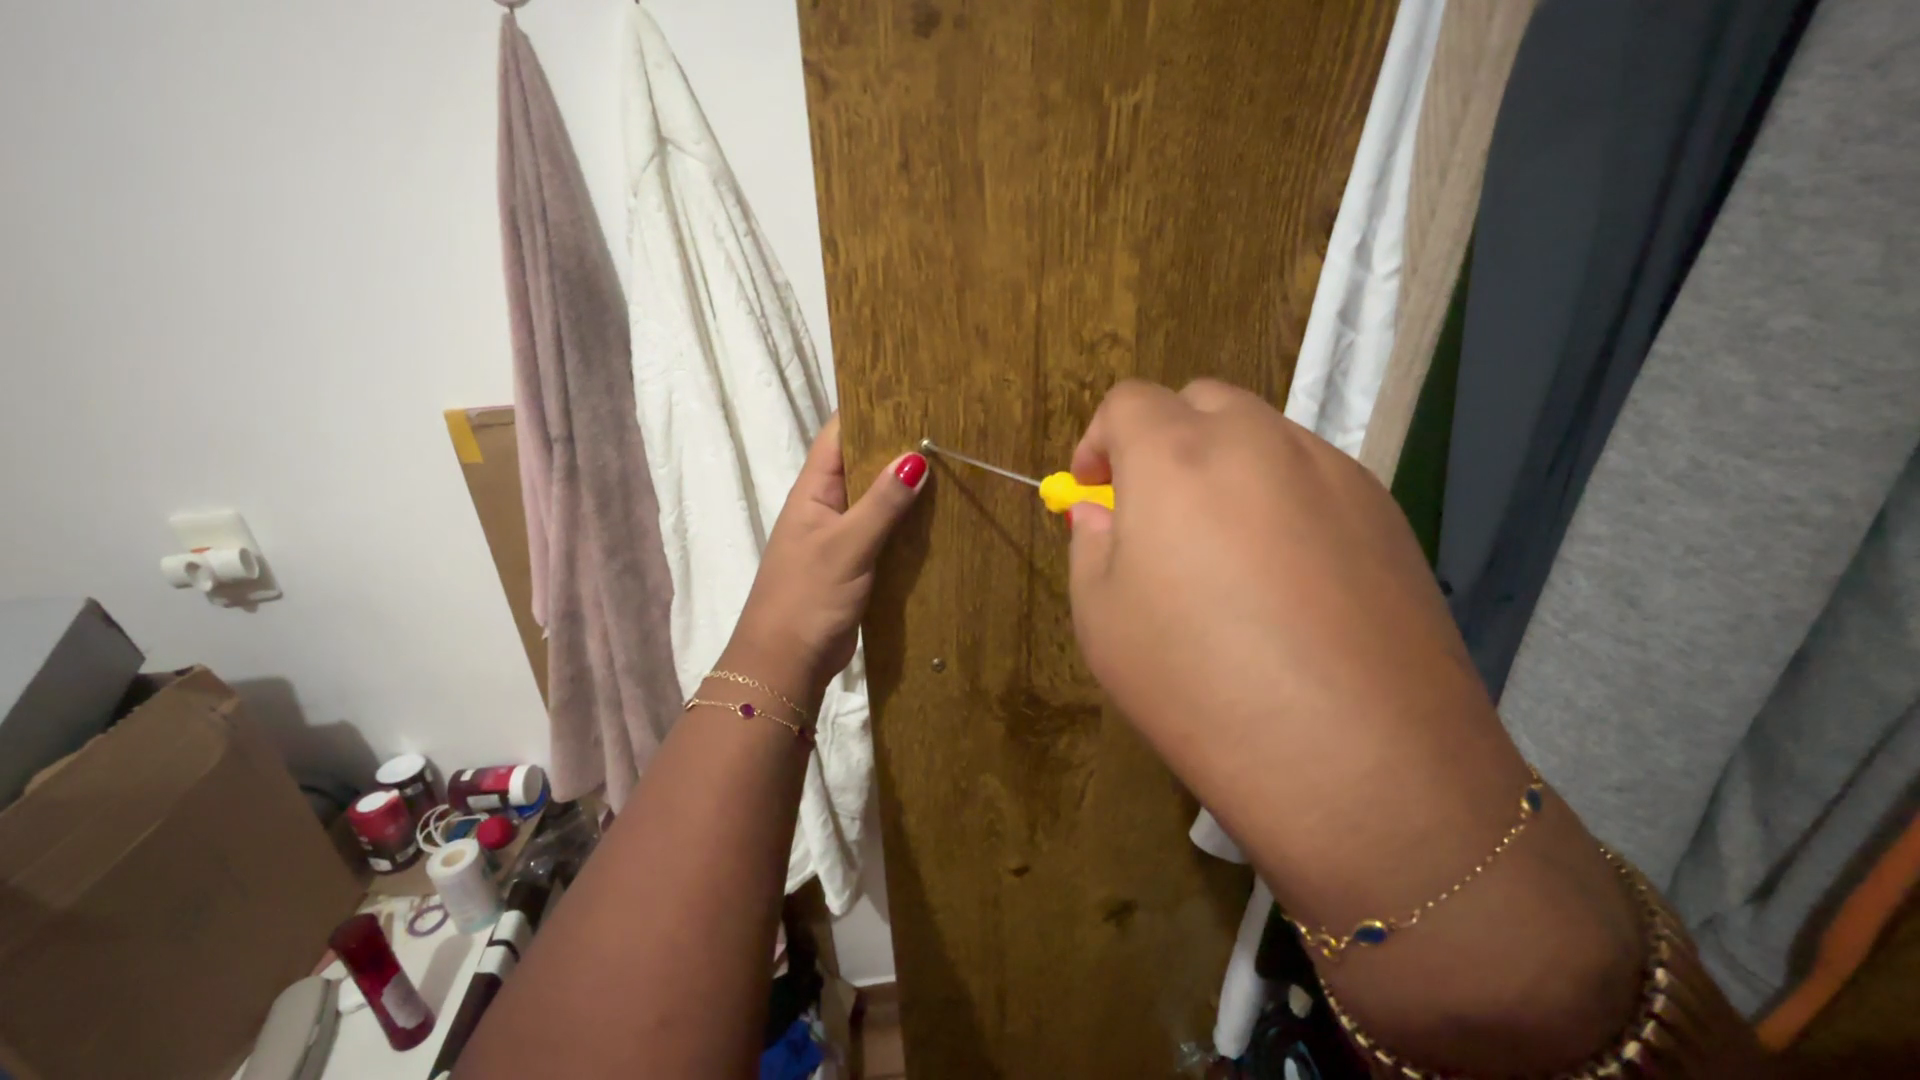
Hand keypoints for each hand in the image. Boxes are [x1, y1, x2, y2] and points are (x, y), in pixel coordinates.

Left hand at [728, 416, 927, 696]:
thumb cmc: (807, 596)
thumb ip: (881, 503)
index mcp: (813, 491)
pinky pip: (884, 534)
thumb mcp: (847, 545)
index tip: (912, 393)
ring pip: (877, 500)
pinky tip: (940, 519)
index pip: (840, 435)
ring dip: (906, 488)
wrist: (786, 662)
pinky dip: (907, 525)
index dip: (870, 409)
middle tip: (946, 428)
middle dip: (898, 447)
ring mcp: (840, 537)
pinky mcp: (855, 565)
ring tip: (954, 465)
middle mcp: (826, 507)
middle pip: (863, 465)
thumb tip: (916, 457)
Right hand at [1064, 380, 1526, 891]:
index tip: (1096, 490)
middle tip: (1158, 514)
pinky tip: (1292, 584)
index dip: (1099, 440)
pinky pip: (1317, 481)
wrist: (1360, 759)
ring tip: (1229, 556)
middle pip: (1202, 402)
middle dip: (1167, 439)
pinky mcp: (1386, 513)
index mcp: (1177, 456)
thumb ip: (1093, 545)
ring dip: (1229, 469)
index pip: (1129, 402)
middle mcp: (1259, 441)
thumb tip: (1104, 512)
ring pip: (1266, 438)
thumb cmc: (1200, 687)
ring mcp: (1333, 472)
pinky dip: (1285, 502)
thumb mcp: (1105, 621)